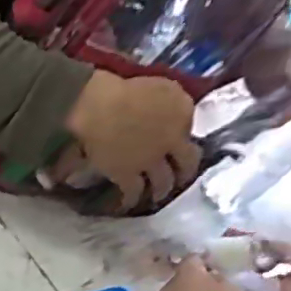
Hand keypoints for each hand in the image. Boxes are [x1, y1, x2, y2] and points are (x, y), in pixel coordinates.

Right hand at [61, 69, 201, 211]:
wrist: (100, 108)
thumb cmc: (125, 90)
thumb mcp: (163, 87)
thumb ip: (173, 103)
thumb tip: (175, 118)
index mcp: (183, 112)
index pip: (190, 129)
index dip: (183, 138)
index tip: (179, 145)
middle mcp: (173, 140)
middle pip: (187, 162)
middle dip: (185, 172)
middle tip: (180, 179)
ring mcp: (151, 160)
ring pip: (163, 182)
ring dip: (162, 190)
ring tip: (157, 196)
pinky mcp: (128, 175)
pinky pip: (133, 192)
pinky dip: (131, 200)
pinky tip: (128, 204)